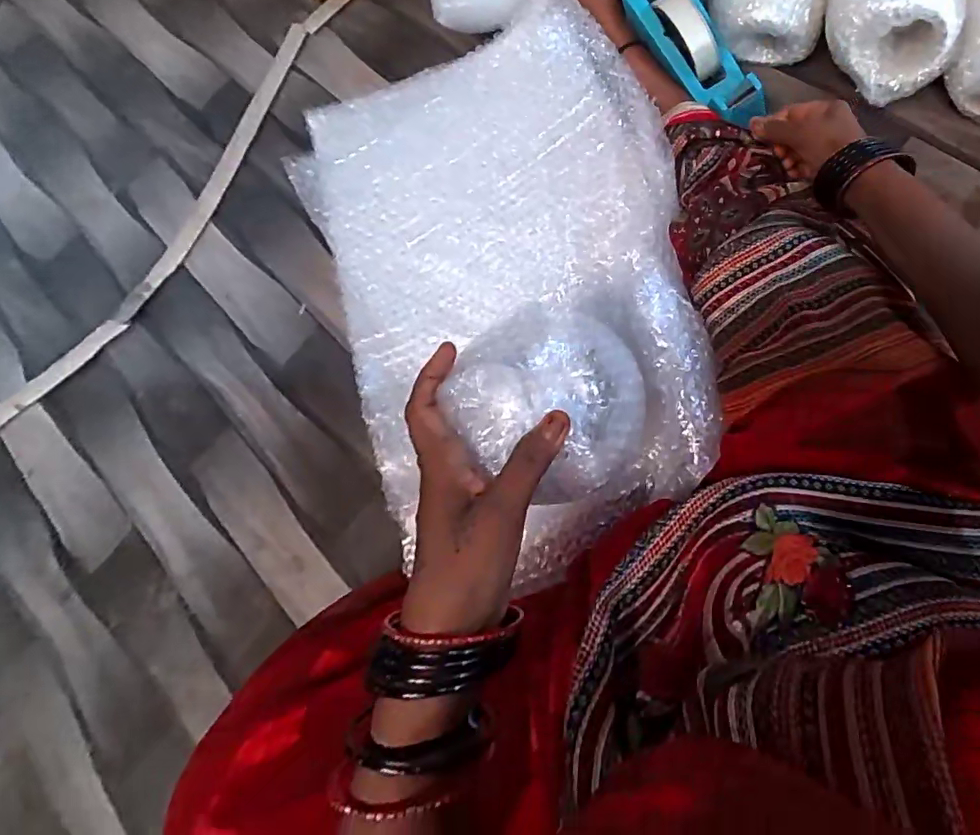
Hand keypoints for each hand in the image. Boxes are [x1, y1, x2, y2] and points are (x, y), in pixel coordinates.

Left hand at [400, 342, 568, 635]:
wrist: (450, 630)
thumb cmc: (465, 565)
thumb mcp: (501, 510)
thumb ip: (529, 463)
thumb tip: (558, 414)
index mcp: (439, 469)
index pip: (421, 411)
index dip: (430, 377)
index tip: (450, 349)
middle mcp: (441, 477)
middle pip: (435, 424)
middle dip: (451, 391)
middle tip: (484, 369)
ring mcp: (454, 499)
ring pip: (456, 446)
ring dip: (471, 418)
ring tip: (506, 399)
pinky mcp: (469, 517)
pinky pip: (477, 468)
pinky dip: (493, 448)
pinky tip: (520, 452)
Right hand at [749, 100, 866, 180]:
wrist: (852, 174)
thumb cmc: (824, 144)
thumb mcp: (796, 134)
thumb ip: (773, 129)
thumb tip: (752, 123)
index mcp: (826, 108)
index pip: (792, 112)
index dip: (774, 123)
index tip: (762, 136)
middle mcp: (832, 123)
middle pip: (797, 131)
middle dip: (783, 144)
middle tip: (777, 154)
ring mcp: (834, 143)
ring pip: (802, 148)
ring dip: (789, 157)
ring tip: (785, 166)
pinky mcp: (833, 162)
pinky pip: (811, 161)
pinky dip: (800, 167)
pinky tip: (794, 173)